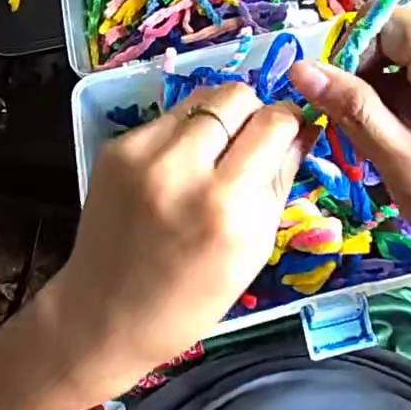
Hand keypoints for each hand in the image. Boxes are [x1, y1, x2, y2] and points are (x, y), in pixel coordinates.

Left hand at [42, 83, 305, 397]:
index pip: (272, 123)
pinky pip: (167, 119)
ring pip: (200, 99)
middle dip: (253, 112)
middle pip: (234, 95)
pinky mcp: (115, 148)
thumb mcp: (254, 248)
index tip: (289, 130)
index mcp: (226, 205)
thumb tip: (304, 129)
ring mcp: (141, 154)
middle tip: (250, 142)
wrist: (106, 314)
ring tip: (213, 155)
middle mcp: (181, 169)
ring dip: (218, 118)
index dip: (289, 120)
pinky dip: (184, 134)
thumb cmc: (192, 298)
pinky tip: (178, 168)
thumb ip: (280, 179)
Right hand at [287, 5, 410, 281]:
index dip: (352, 48)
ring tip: (366, 129)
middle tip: (345, 114)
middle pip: (397, 33)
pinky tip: (386, 130)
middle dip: (361, 67)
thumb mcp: (400, 161)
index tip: (330, 92)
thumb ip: (351, 108)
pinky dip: (390, 95)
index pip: (392, 23)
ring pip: (401, 53)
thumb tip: (299, 68)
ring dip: (373, 84)